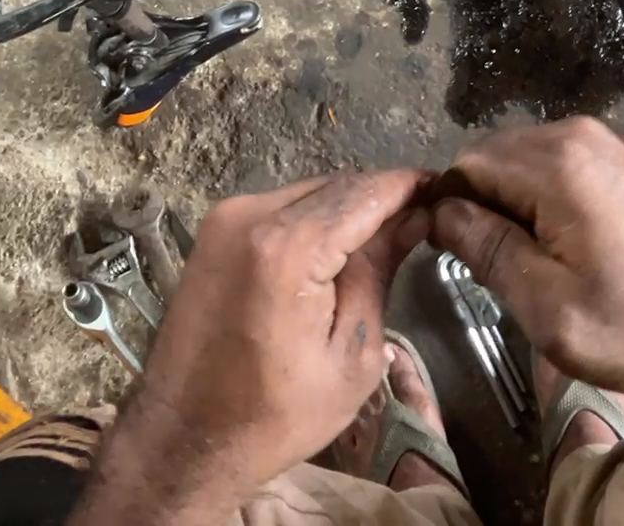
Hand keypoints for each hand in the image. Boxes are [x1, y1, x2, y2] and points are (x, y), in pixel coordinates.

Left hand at [73, 170, 429, 524]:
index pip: (364, 194)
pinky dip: (313, 217)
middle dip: (379, 197)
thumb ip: (379, 273)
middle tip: (417, 219)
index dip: (406, 185)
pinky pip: (280, 206)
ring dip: (346, 207)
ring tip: (380, 236)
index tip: (441, 186)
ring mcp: (226, 216)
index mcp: (288, 249)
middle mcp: (251, 215)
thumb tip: (413, 217)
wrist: (181, 438)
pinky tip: (333, 246)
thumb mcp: (351, 357)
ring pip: (308, 191)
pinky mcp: (213, 227)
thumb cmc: (273, 415)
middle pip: (336, 186)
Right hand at [428, 117, 623, 395]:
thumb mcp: (552, 308)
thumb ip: (487, 251)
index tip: (461, 261)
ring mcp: (598, 141)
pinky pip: (548, 164)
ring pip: (516, 161)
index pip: (463, 168)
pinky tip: (560, 244)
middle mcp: (571, 135)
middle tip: (501, 270)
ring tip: (533, 262)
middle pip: (488, 159)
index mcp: (553, 164)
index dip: (450, 213)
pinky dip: (536, 199)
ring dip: (508, 205)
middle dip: (480, 208)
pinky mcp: (614, 157)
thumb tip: (437, 214)